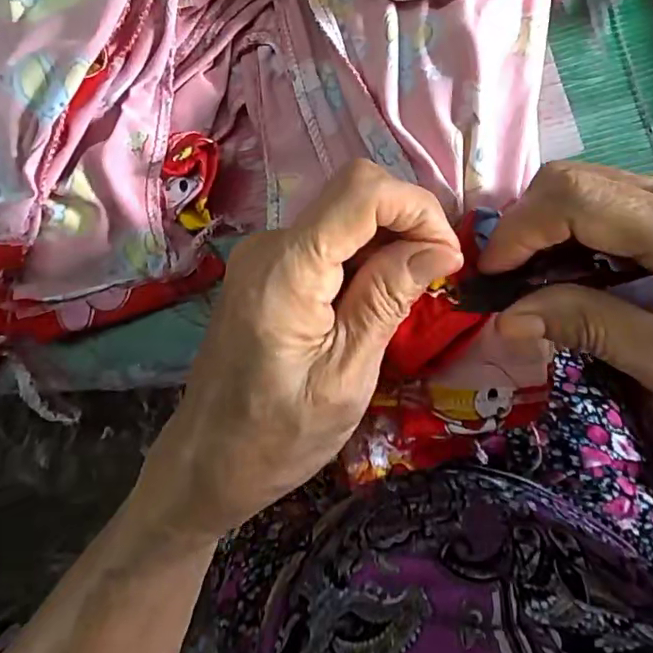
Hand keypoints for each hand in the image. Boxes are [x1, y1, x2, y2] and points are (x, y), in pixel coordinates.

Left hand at [133, 160, 463, 539]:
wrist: (205, 460)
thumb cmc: (277, 436)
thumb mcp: (347, 377)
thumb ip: (387, 300)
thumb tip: (441, 247)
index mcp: (287, 270)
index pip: (361, 191)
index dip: (416, 207)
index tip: (447, 256)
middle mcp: (270, 244)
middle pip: (353, 193)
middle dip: (407, 221)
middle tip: (435, 276)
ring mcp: (263, 253)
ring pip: (342, 213)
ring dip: (387, 240)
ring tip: (407, 295)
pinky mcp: (265, 267)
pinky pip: (325, 238)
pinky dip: (361, 255)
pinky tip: (372, 299)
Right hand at [481, 162, 652, 459]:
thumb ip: (591, 329)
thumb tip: (507, 316)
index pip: (578, 197)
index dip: (520, 229)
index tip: (492, 278)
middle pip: (576, 180)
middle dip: (526, 227)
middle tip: (507, 284)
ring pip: (588, 185)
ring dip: (547, 227)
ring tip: (535, 281)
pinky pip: (611, 198)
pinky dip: (575, 228)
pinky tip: (576, 270)